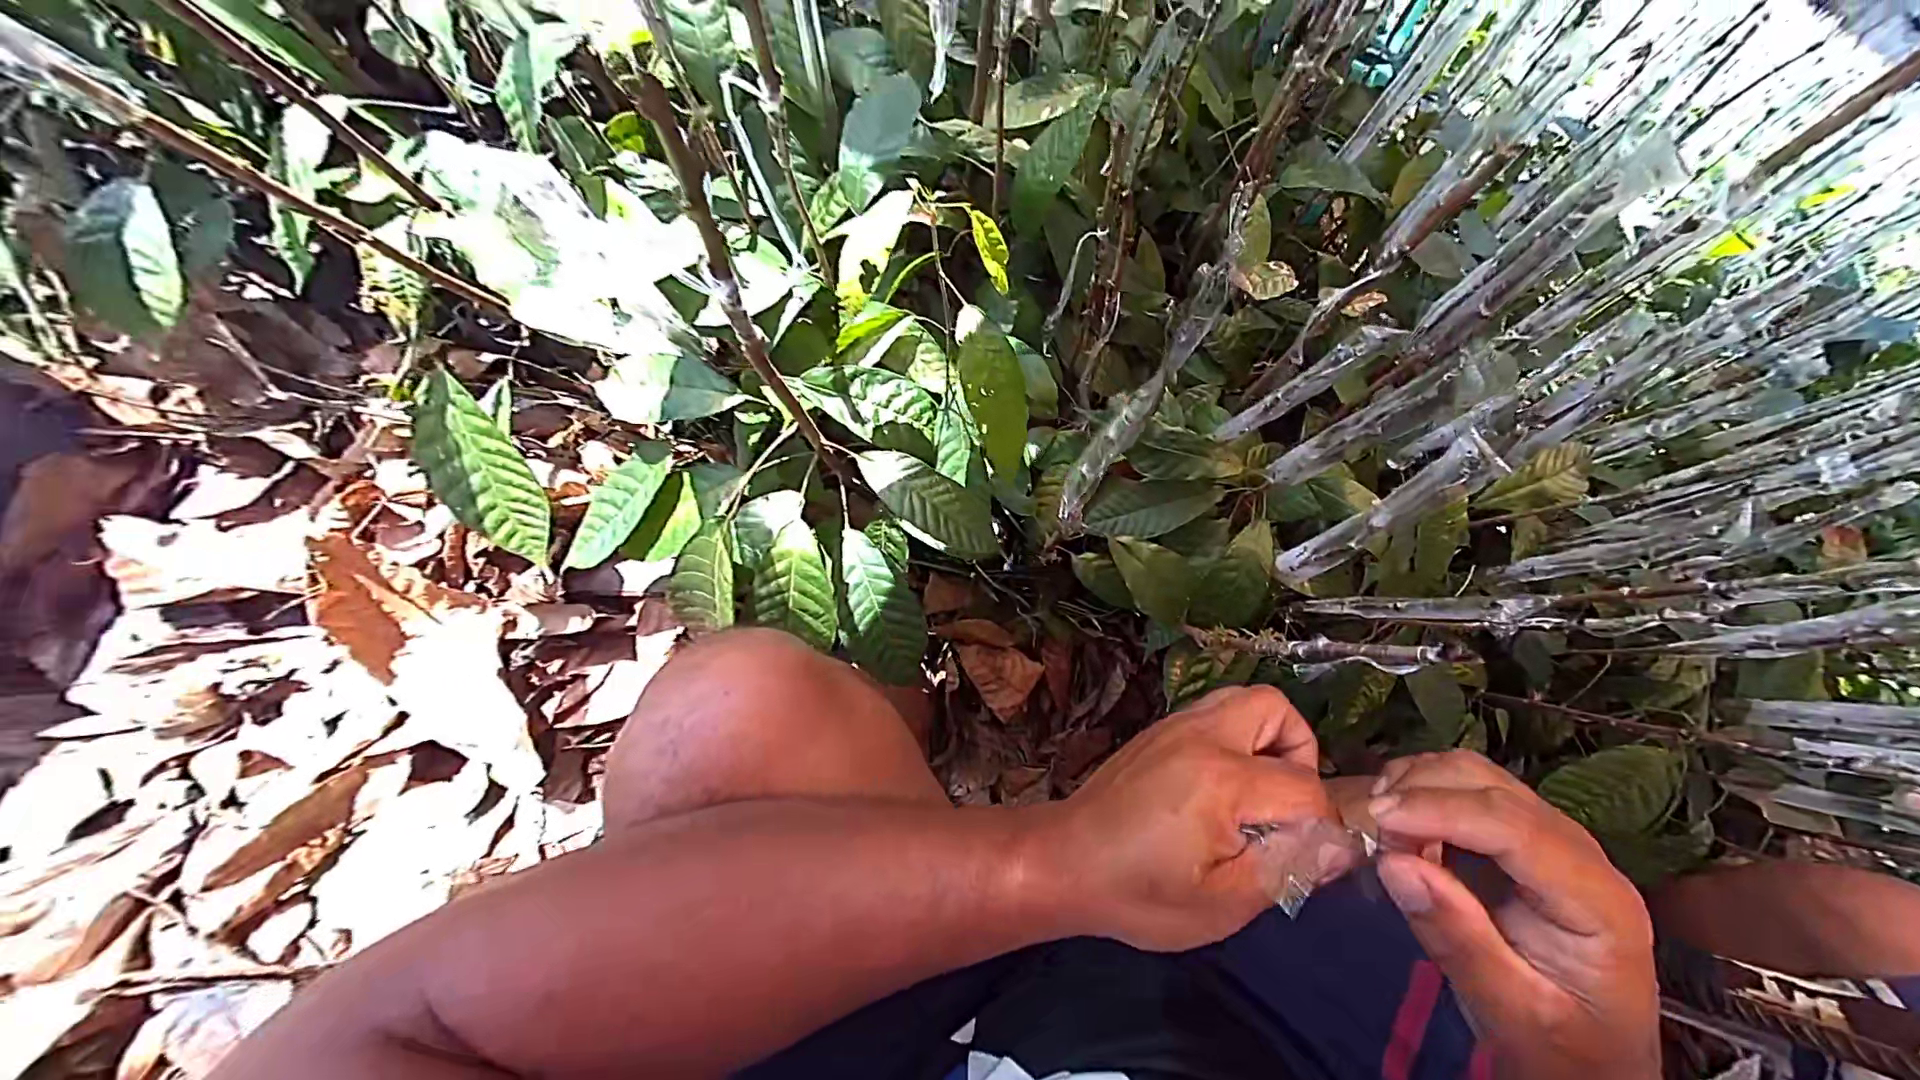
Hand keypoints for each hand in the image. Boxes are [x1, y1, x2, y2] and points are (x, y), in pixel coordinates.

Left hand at [1026, 685, 1337, 950]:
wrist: (1065, 860)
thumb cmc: (1140, 891)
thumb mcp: (1223, 903)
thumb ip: (1289, 869)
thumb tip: (1340, 845)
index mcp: (1220, 779)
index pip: (1306, 786)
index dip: (1323, 826)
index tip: (1309, 855)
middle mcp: (1199, 735)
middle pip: (1275, 707)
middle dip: (1300, 752)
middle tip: (1283, 803)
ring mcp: (1173, 725)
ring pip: (1240, 699)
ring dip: (1265, 737)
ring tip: (1255, 791)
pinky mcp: (1156, 730)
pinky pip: (1211, 713)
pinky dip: (1233, 737)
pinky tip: (1217, 787)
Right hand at [1367, 751, 1659, 1079]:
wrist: (1589, 1063)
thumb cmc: (1557, 1045)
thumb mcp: (1509, 1013)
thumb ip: (1458, 940)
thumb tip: (1394, 863)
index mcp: (1596, 902)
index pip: (1513, 826)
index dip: (1439, 810)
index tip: (1377, 818)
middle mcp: (1580, 853)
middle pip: (1491, 785)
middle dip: (1420, 792)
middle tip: (1374, 832)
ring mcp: (1550, 836)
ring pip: (1473, 772)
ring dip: (1416, 783)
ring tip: (1385, 827)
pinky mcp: (1519, 832)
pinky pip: (1462, 784)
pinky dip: (1419, 788)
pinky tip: (1401, 824)